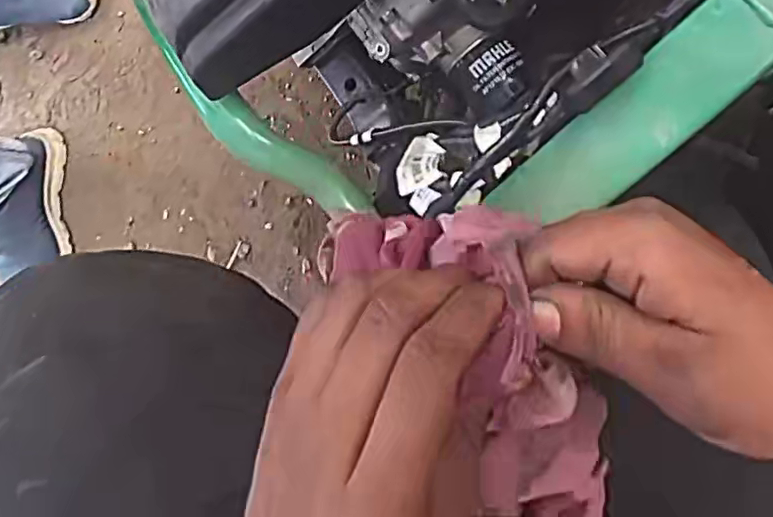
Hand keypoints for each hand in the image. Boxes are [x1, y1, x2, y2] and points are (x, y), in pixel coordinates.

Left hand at [247, 267, 502, 516]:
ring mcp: (291, 411)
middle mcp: (323, 443)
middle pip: (383, 325)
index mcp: (376, 495)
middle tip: (474, 284)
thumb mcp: (446, 513)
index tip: (495, 299)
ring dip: (399, 279)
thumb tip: (490, 345)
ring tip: (436, 285)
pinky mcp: (277, 392)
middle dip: (438, 288)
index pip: (424, 369)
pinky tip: (389, 292)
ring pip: (345, 305)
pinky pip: (317, 314)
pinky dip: (359, 289)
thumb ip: (467, 431)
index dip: (466, 319)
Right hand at [521, 199, 772, 458]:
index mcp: (637, 236)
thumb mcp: (671, 368)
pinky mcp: (651, 249)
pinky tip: (582, 341)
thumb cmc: (759, 378)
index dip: (518, 296)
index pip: (542, 249)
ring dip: (554, 305)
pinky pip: (593, 265)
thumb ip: (594, 328)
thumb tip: (528, 308)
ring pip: (567, 258)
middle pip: (551, 249)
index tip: (509, 349)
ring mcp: (644, 230)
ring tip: (552, 359)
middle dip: (533, 300)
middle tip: (528, 363)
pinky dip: (579, 301)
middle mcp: (635, 218)